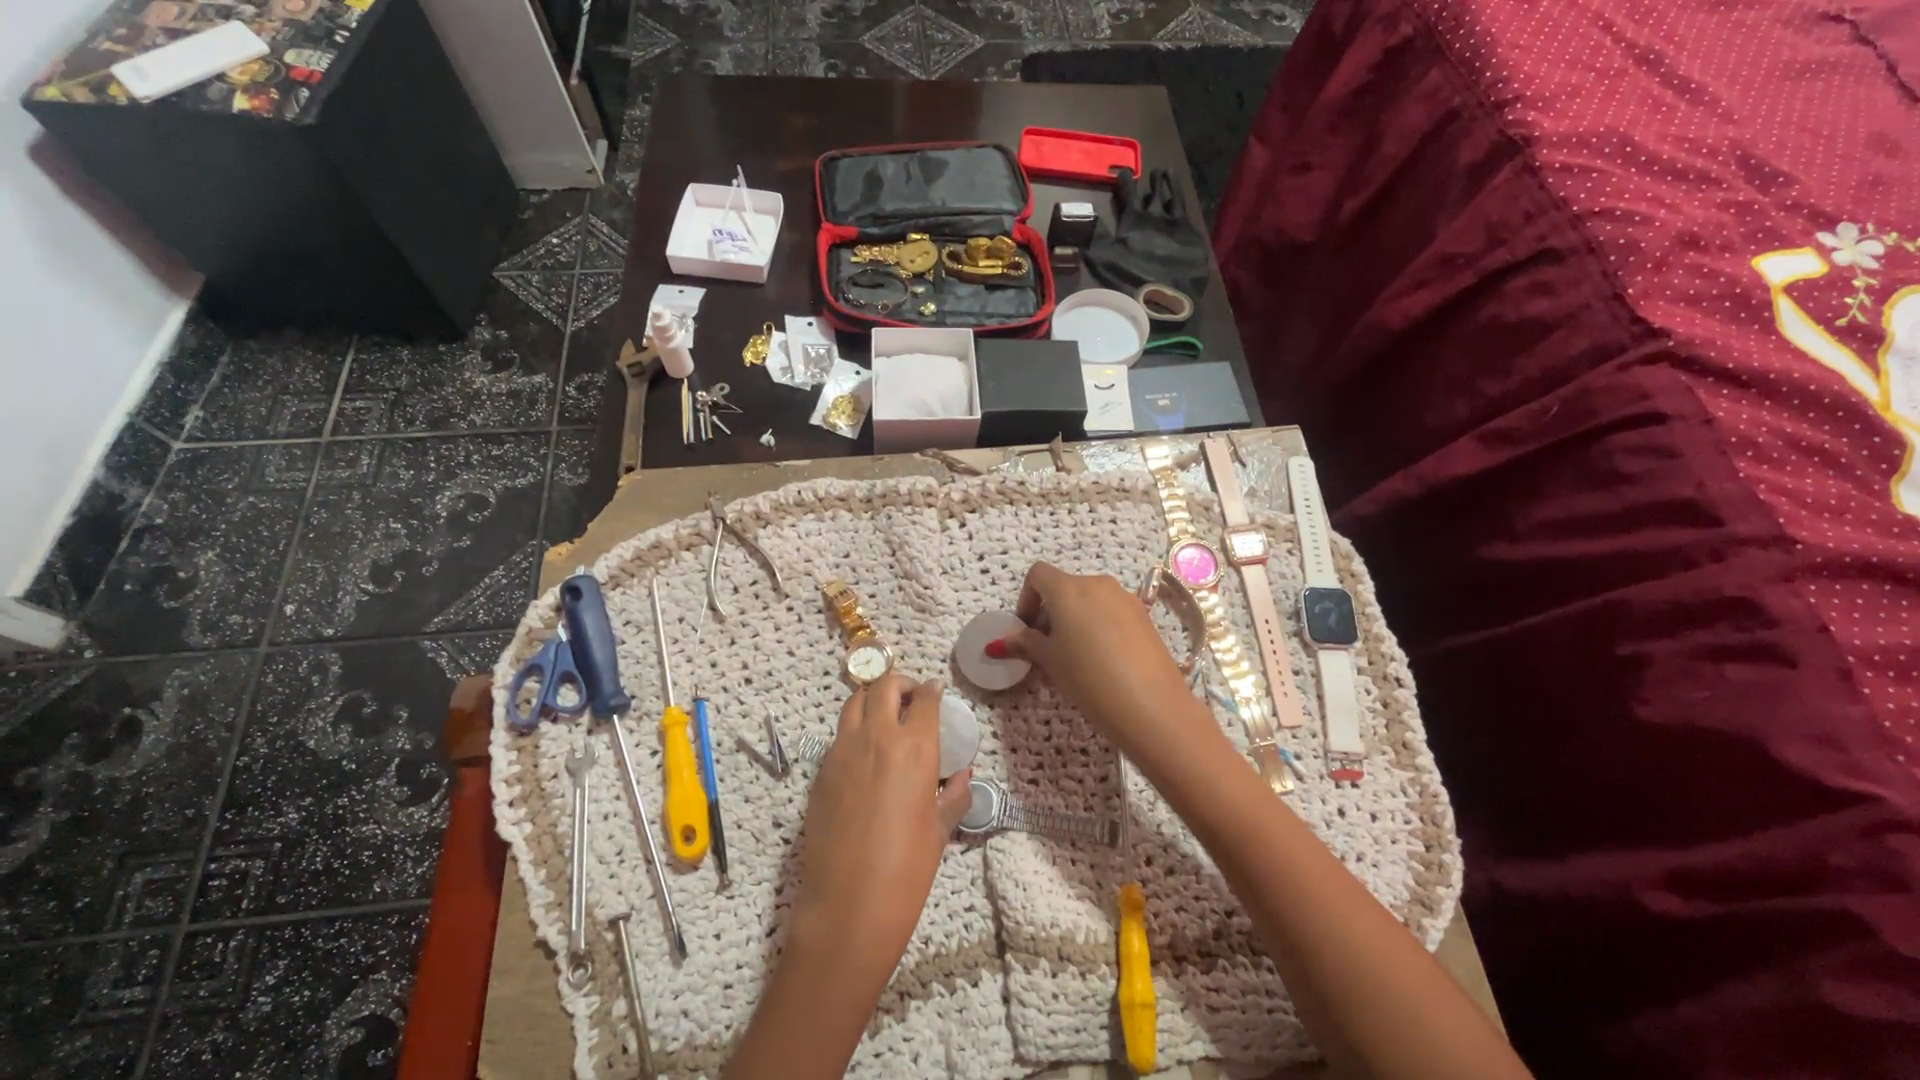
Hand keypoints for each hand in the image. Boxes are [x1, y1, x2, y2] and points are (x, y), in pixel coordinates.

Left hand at [792, 673, 972, 980]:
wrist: (848, 905)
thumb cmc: (906, 869)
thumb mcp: (940, 829)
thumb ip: (955, 794)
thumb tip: (963, 775)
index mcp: (914, 747)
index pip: (925, 699)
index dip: (933, 691)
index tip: (937, 693)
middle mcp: (876, 737)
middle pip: (883, 686)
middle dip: (900, 684)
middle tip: (912, 698)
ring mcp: (841, 752)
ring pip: (854, 703)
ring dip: (872, 700)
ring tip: (886, 717)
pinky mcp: (820, 772)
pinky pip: (839, 736)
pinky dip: (854, 731)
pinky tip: (866, 757)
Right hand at [998, 562, 1203, 760]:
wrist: (1149, 703)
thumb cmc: (1087, 677)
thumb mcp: (1050, 661)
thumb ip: (1024, 644)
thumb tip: (998, 643)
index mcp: (1069, 588)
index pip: (1038, 575)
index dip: (1026, 599)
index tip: (1027, 629)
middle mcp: (1098, 583)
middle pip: (1065, 586)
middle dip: (1050, 612)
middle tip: (1047, 647)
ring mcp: (1125, 597)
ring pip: (1090, 599)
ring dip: (1075, 618)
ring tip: (1075, 656)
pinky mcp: (1144, 615)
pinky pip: (1111, 611)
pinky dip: (1098, 625)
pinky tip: (1103, 659)